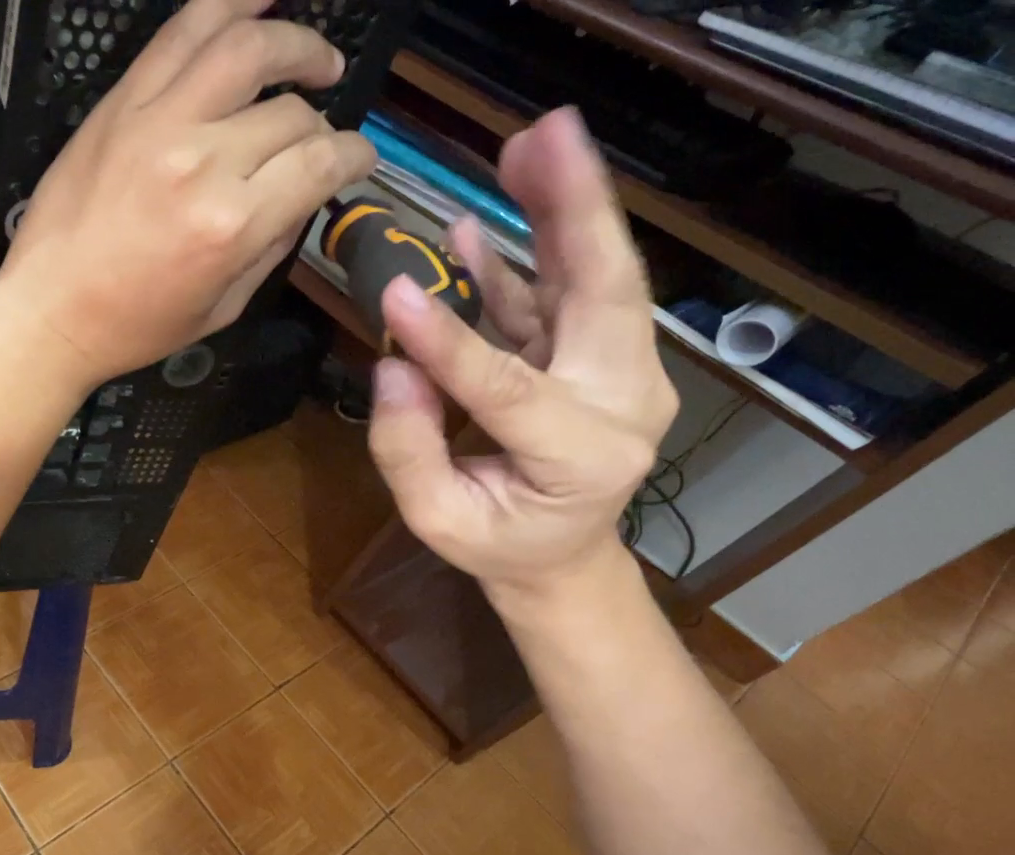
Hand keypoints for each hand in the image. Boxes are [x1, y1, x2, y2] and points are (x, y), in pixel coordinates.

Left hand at [0, 0, 374, 390]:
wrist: (48, 314)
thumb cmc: (133, 326)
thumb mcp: (221, 307)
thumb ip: (273, 245)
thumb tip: (308, 194)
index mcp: (232, 225)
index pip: (320, 163)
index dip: (354, 156)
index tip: (359, 158)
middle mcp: (202, 162)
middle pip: (289, 112)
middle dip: (317, 122)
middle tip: (315, 136)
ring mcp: (158, 123)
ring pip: (246, 48)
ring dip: (294, 41)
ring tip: (313, 58)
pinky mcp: (121, 104)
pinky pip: (181, 32)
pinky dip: (229, 2)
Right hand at [366, 109, 676, 599]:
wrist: (564, 556)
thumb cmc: (499, 547)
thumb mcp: (437, 520)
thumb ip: (410, 450)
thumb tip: (392, 364)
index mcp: (584, 457)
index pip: (509, 388)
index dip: (450, 342)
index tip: (395, 293)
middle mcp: (625, 402)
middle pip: (606, 293)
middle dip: (576, 208)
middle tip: (543, 135)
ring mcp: (624, 374)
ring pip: (600, 279)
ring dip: (565, 209)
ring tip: (532, 144)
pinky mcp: (602, 358)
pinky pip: (566, 299)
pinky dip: (531, 255)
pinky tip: (488, 221)